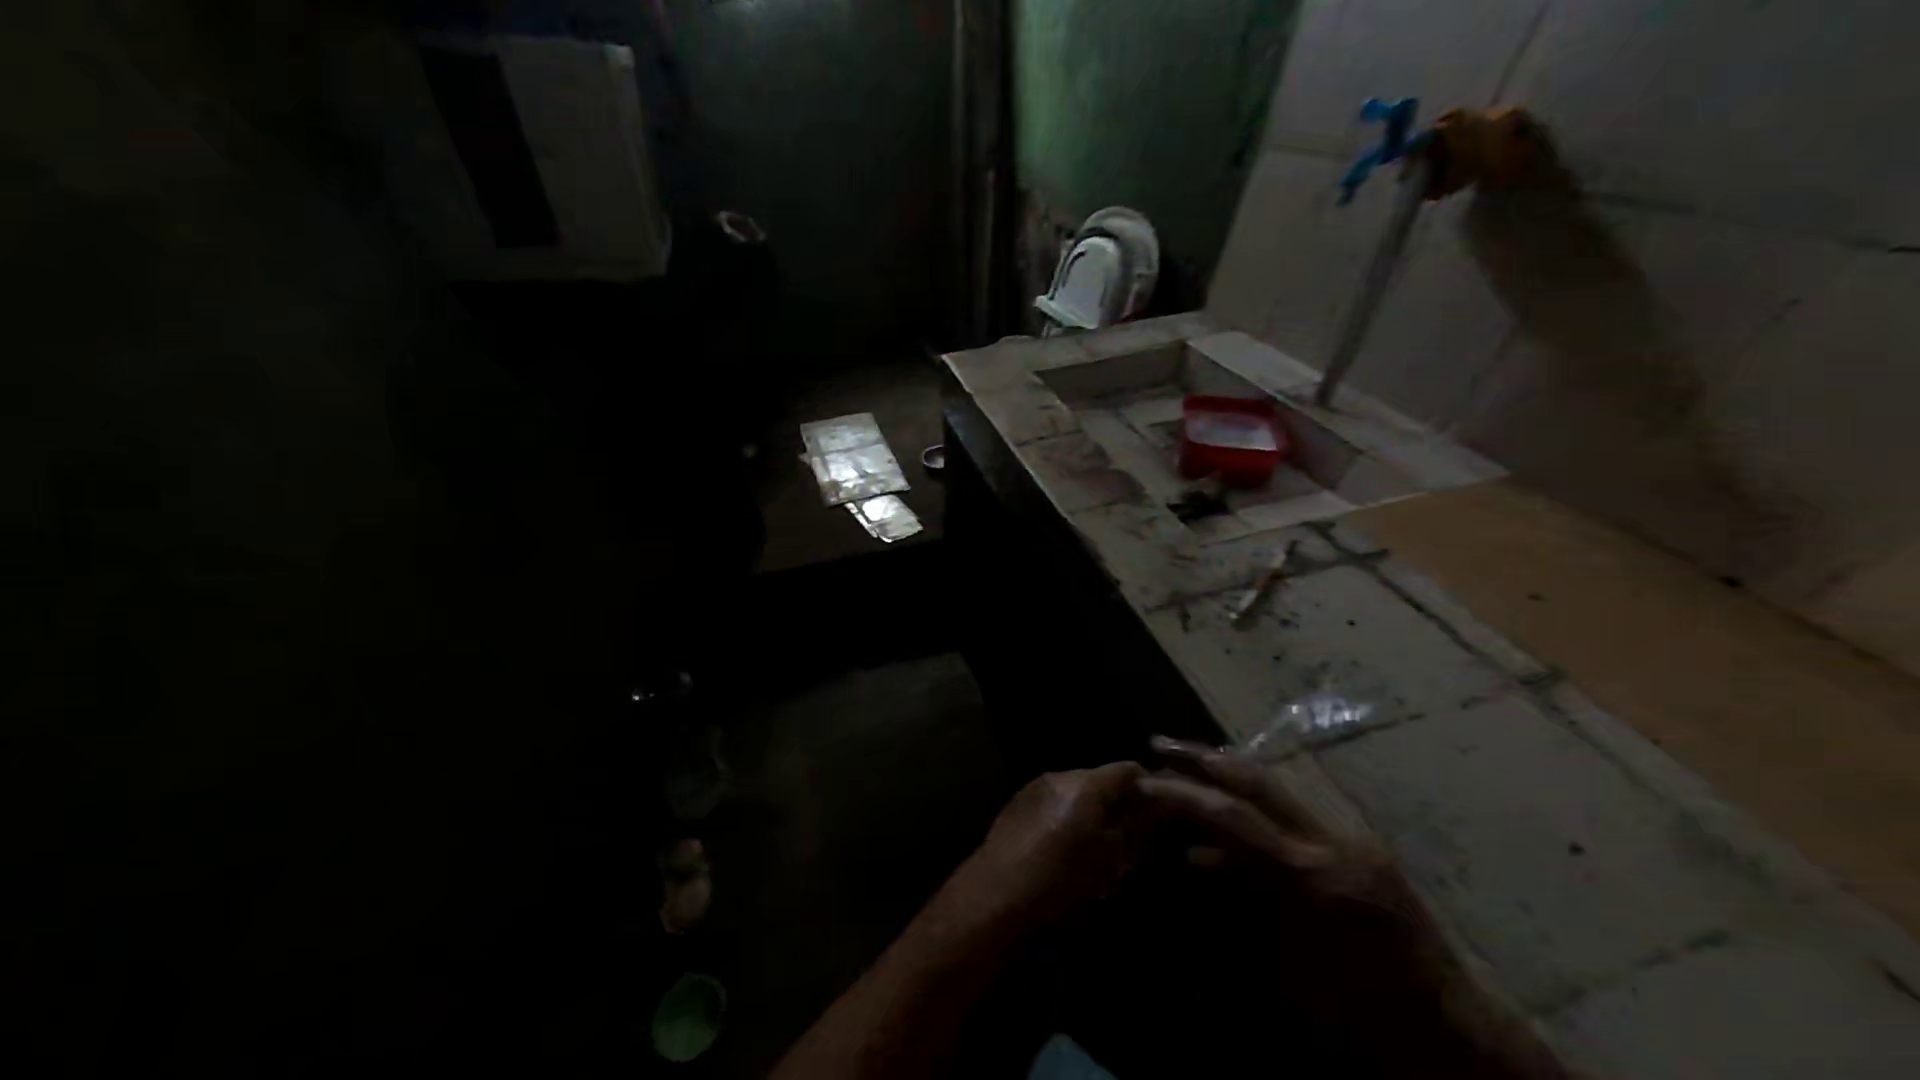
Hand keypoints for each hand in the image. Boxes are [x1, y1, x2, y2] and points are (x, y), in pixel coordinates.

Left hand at [942, 762, 1155, 933]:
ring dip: (1092, 808)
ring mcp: (1036, 786)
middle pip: (1100, 778)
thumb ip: (1133, 829)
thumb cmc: (1058, 880)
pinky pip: (1055, 798)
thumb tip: (1151, 812)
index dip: (1147, 785)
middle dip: (1118, 801)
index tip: (1159, 807)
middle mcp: (1060, 775)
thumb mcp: (1107, 860)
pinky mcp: (1019, 800)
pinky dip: (1069, 812)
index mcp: (1085, 785)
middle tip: (1130, 834)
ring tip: (1098, 845)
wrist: (996, 893)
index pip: (1127, 770)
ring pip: (1077, 789)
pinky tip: (1067, 844)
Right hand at [1140, 738, 1465, 1027]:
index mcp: (1313, 875)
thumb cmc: (1359, 1012)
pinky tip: (1239, 811)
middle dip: (1205, 759)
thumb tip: (1195, 857)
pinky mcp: (1363, 849)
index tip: (1142, 781)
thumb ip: (1241, 897)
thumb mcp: (1286, 964)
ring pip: (1282, 788)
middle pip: (1259, 781)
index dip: (1183, 795)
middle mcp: (1335, 843)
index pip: (1234, 816)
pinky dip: (1261, 803)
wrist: (1450, 1035)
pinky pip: (1300, 813)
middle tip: (1161, 743)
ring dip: (1232, 773)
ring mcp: (1354, 841)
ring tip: (1192, 761)